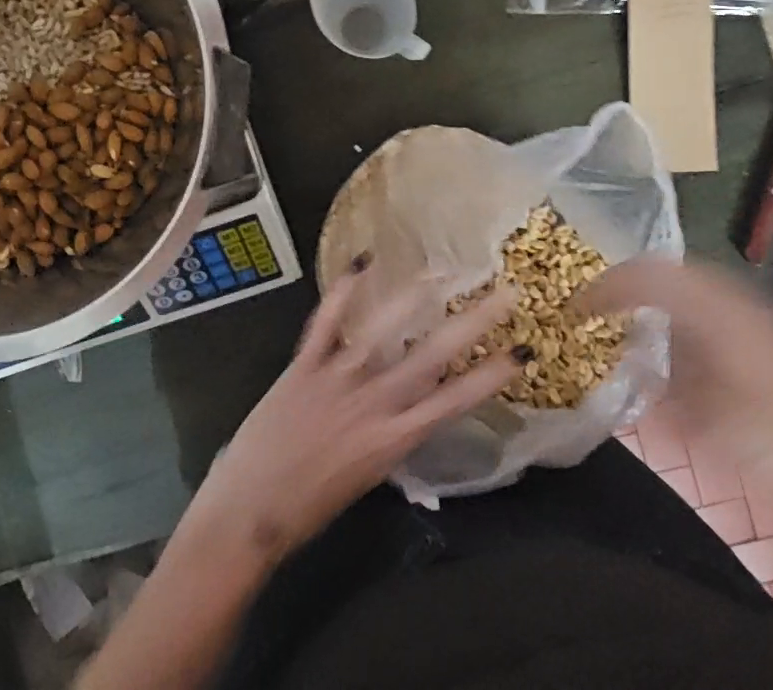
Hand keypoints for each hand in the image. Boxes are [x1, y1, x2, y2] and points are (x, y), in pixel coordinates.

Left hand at [185, 260, 522, 564]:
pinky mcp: (302, 367)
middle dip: (471, 325)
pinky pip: (326, 323)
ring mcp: (337, 380)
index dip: (490, 376)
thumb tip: (407, 414)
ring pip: (382, 332)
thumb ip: (388, 440)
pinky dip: (343, 292)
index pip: (454, 401)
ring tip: (439, 272)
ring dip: (413, 298)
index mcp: (394, 438)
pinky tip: (361, 263)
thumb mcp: (366, 477)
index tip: (520, 353)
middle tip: (503, 295)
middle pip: (431, 357)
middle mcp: (373, 404)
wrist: (251, 509)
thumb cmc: (310, 505)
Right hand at [576, 258, 772, 500]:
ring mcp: (746, 307)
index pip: (645, 279)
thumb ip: (652, 386)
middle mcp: (728, 299)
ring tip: (618, 308)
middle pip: (662, 266)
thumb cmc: (765, 439)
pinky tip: (661, 325)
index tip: (576, 311)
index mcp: (711, 316)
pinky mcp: (756, 322)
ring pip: (683, 275)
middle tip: (591, 303)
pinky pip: (701, 291)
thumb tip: (620, 362)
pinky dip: (669, 297)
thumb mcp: (696, 422)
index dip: (604, 290)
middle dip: (620, 280)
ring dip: (645, 285)